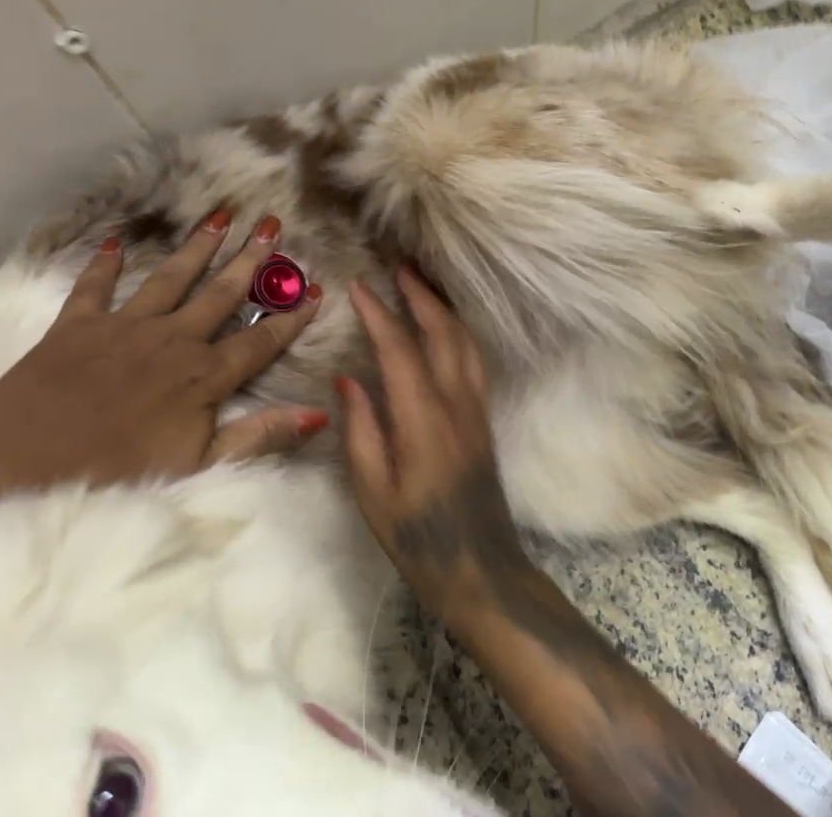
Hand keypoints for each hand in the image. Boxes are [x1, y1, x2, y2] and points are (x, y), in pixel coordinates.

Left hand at [0, 212, 325, 492]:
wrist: (22, 465)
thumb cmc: (115, 474)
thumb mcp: (198, 464)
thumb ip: (260, 435)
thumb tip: (319, 414)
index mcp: (204, 377)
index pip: (260, 341)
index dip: (291, 317)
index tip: (316, 288)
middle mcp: (172, 340)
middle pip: (220, 294)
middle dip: (250, 261)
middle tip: (272, 225)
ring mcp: (124, 327)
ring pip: (171, 278)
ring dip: (197, 248)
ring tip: (219, 217)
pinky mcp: (77, 325)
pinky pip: (95, 286)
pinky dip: (105, 264)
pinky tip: (115, 242)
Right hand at [337, 269, 530, 618]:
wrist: (478, 566)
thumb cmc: (416, 536)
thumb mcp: (373, 491)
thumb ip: (361, 431)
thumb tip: (347, 378)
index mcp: (423, 419)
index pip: (400, 350)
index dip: (380, 314)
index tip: (360, 286)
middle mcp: (456, 403)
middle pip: (442, 333)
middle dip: (420, 296)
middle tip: (399, 266)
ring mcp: (475, 409)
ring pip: (465, 343)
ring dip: (444, 309)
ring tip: (423, 285)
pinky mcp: (484, 419)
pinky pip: (475, 361)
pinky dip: (459, 332)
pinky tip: (448, 328)